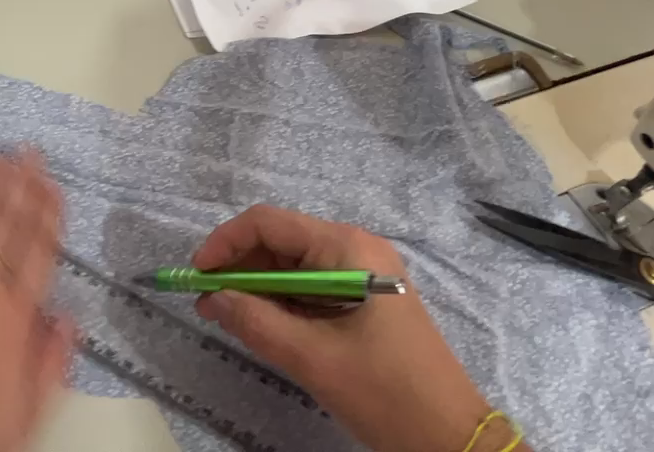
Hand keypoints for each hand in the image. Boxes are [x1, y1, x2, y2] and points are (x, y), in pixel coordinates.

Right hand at [193, 206, 504, 451]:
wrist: (456, 442)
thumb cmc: (386, 393)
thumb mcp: (312, 358)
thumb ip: (255, 321)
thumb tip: (211, 299)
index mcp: (346, 247)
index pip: (269, 222)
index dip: (226, 243)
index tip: (198, 275)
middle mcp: (354, 247)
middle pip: (280, 240)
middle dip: (240, 267)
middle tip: (207, 301)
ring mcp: (363, 271)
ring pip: (293, 264)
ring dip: (258, 286)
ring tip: (226, 315)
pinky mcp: (367, 298)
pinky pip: (312, 285)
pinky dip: (282, 301)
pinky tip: (261, 322)